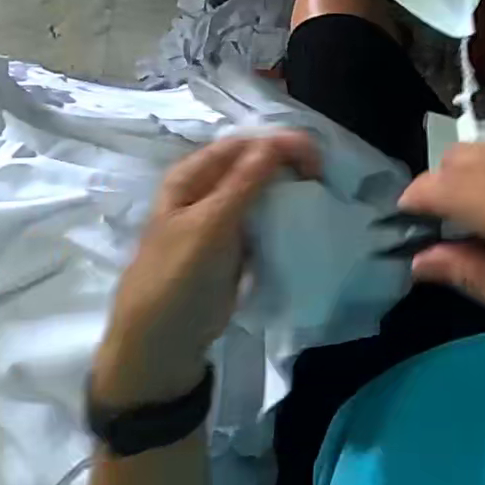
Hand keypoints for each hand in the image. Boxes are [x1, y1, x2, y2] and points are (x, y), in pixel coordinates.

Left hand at [93, 132, 318, 404]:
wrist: (163, 344)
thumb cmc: (179, 278)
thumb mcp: (211, 225)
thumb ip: (245, 181)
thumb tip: (277, 140)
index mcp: (190, 177)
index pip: (242, 145)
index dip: (279, 144)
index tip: (316, 159)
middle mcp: (205, 190)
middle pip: (253, 163)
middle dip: (288, 163)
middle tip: (321, 176)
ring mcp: (220, 218)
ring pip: (261, 190)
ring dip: (288, 188)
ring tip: (318, 192)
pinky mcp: (234, 244)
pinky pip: (263, 218)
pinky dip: (283, 214)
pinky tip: (303, 217)